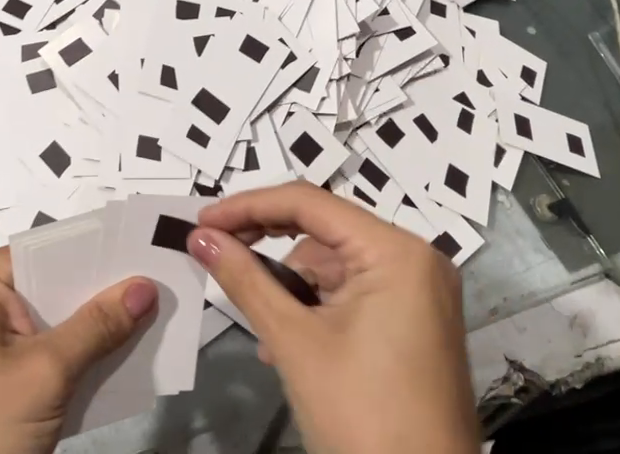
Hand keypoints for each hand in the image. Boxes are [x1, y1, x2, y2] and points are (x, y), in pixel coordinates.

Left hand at [0, 247, 158, 453]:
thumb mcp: (43, 373)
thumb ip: (96, 327)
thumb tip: (146, 285)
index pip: (58, 248)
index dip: (105, 247)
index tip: (155, 243)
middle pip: (65, 282)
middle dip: (112, 288)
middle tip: (172, 278)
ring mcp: (6, 340)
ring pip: (68, 319)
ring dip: (109, 323)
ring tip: (168, 311)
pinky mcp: (16, 377)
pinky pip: (63, 352)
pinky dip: (94, 355)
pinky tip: (137, 353)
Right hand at [189, 182, 478, 453]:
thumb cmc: (361, 415)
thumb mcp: (293, 341)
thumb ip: (244, 278)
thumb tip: (199, 237)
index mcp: (396, 251)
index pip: (308, 203)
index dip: (248, 207)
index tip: (201, 222)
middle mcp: (415, 258)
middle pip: (323, 228)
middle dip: (267, 241)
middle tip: (215, 249)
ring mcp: (420, 291)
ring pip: (334, 262)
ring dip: (289, 281)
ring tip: (255, 318)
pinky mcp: (415, 321)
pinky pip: (353, 291)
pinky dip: (315, 304)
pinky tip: (285, 338)